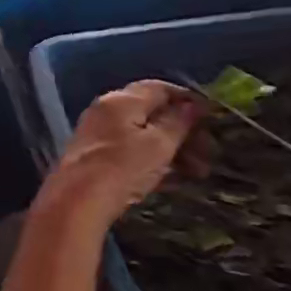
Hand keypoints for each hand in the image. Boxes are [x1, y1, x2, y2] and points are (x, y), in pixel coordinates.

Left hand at [39, 81, 202, 225]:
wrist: (77, 201)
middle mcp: (104, 112)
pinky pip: (130, 152)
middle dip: (184, 132)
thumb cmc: (122, 167)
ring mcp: (96, 134)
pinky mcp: (93, 157)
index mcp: (119, 101)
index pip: (160, 88)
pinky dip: (153, 161)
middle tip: (209, 154)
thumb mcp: (160, 143)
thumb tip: (192, 105)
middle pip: (152, 113)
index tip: (214, 119)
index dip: (188, 100)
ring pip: (143, 135)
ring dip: (173, 150)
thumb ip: (179, 121)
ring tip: (198, 173)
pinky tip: (174, 179)